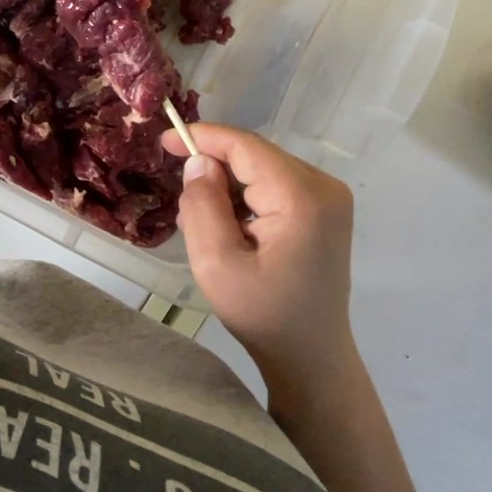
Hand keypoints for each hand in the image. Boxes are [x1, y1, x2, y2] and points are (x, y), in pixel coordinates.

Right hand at [163, 123, 355, 374]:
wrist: (309, 354)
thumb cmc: (261, 313)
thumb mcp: (216, 262)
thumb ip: (202, 206)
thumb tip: (199, 162)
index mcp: (301, 199)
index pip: (246, 147)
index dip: (203, 137)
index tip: (163, 142)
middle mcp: (323, 188)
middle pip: (254, 156)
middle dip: (213, 170)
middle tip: (184, 209)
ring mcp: (328, 199)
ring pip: (261, 169)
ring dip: (226, 187)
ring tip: (206, 229)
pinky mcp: (323, 211)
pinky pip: (273, 185)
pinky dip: (244, 197)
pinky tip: (230, 230)